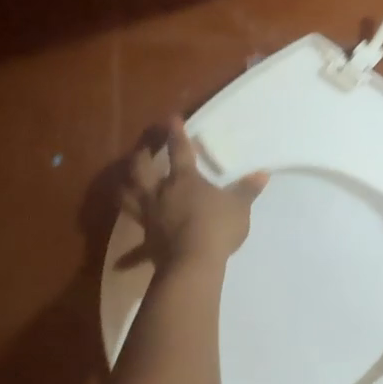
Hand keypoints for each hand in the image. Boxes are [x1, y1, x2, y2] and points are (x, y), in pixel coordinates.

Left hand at [122, 118, 267, 265]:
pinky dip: (128, 257)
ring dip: (124, 188)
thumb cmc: (218, 227)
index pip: (180, 151)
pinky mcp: (148, 240)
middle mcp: (161, 193)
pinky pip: (135, 250)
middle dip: (141, 156)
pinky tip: (119, 264)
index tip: (172, 119)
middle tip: (141, 149)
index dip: (176, 134)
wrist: (194, 261)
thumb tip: (263, 174)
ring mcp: (150, 216)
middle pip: (142, 169)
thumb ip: (247, 190)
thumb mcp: (239, 206)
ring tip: (123, 184)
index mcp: (184, 180)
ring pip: (129, 198)